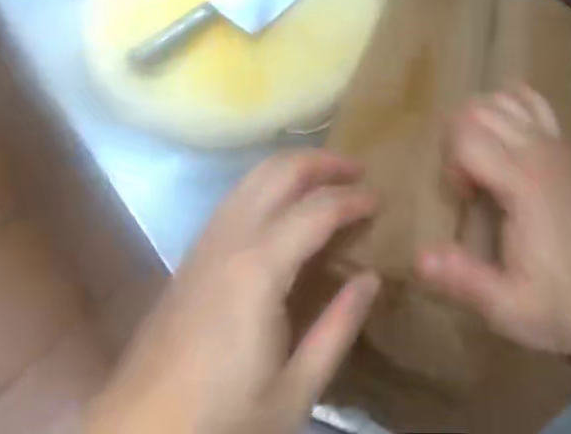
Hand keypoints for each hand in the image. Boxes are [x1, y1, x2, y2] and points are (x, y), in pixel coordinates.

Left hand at [87, 151, 380, 433]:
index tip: (382, 201)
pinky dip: (269, 186)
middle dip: (323, 162)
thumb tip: (371, 278)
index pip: (318, 208)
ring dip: (294, 169)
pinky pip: (236, 199)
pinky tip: (285, 211)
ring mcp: (203, 246)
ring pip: (252, 177)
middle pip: (279, 171)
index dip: (355, 199)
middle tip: (358, 172)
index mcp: (258, 268)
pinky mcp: (188, 260)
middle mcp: (230, 241)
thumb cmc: (217, 423)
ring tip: (327, 182)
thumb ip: (337, 329)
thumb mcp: (292, 394)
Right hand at [415, 86, 570, 364]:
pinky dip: (512, 104)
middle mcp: (539, 153)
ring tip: (480, 163)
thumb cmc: (557, 306)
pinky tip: (505, 133)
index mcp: (522, 184)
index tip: (462, 200)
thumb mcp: (505, 308)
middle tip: (465, 184)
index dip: (452, 165)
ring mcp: (557, 145)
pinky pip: (535, 103)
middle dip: (458, 139)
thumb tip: (418, 258)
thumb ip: (462, 281)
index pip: (468, 138)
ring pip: (505, 99)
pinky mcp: (566, 150)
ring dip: (481, 121)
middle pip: (481, 110)